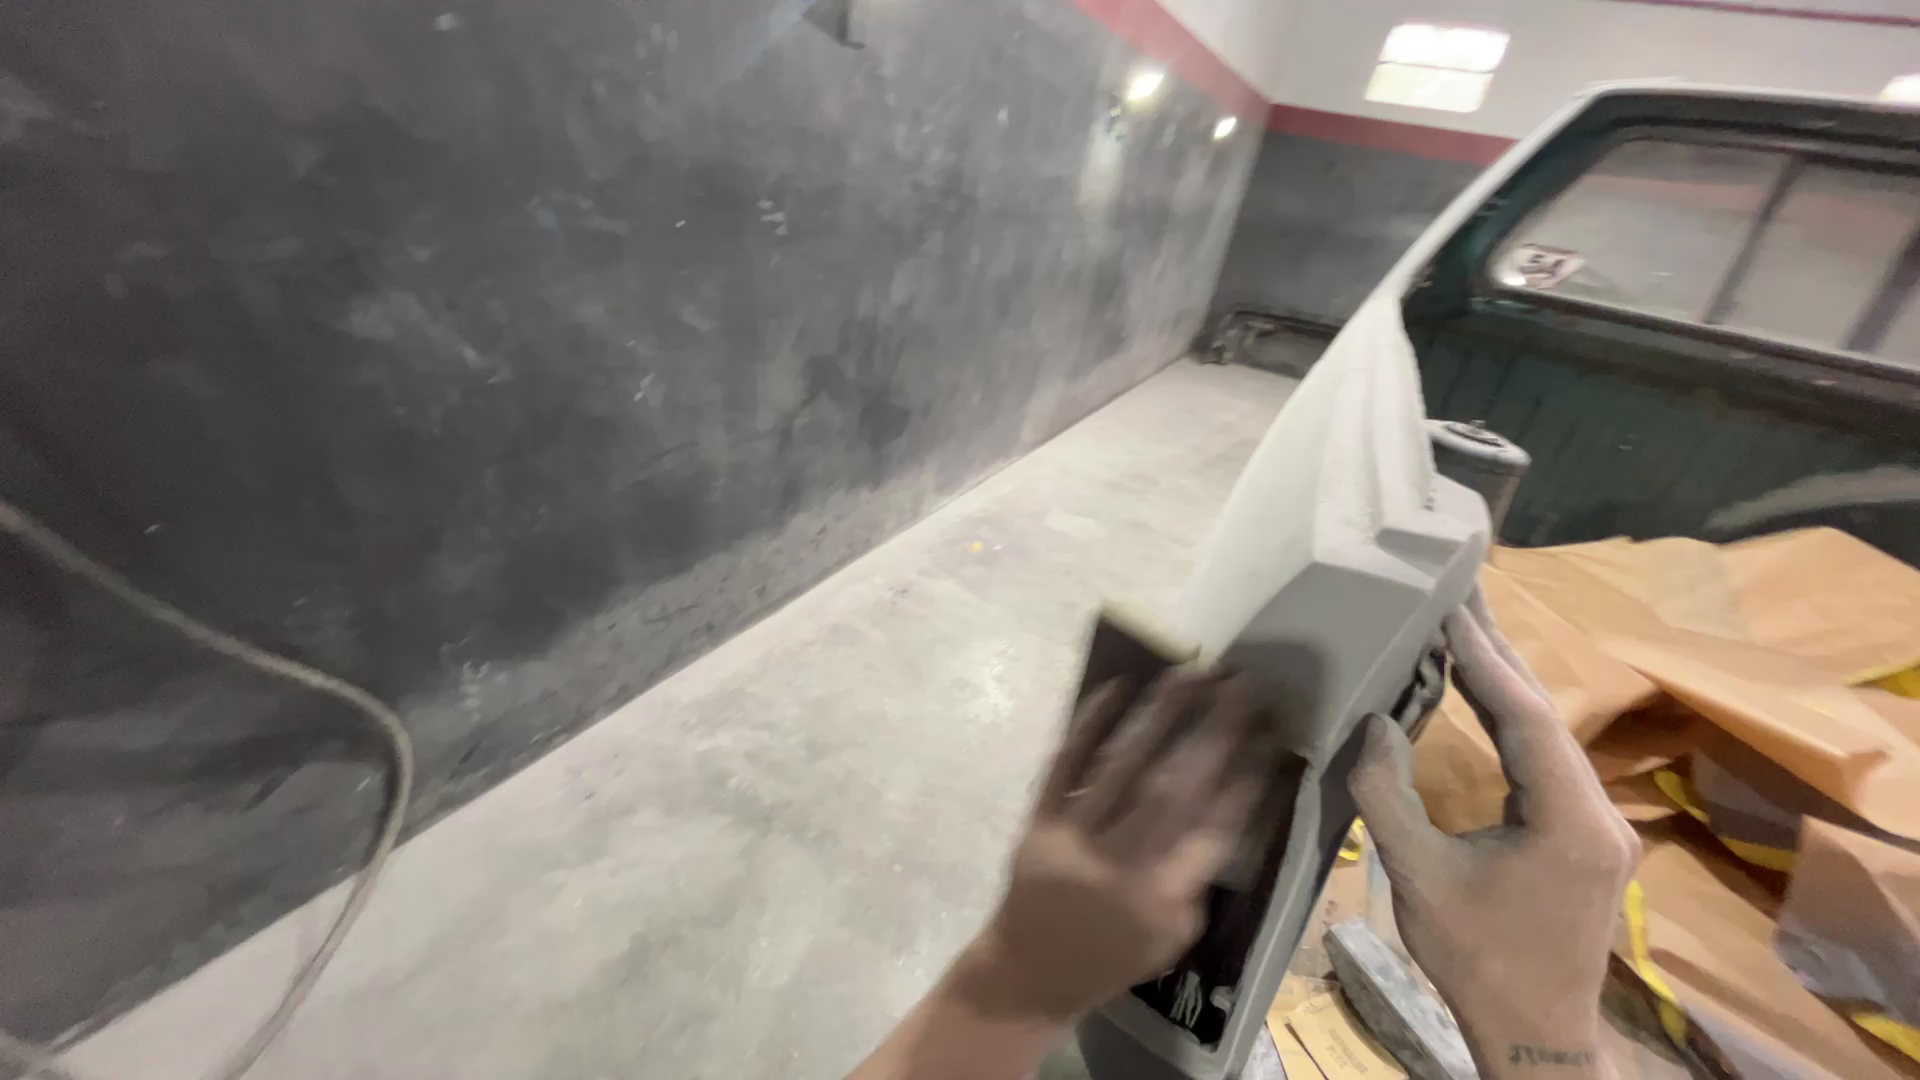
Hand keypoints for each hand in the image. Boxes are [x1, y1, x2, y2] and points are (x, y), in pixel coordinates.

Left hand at [957, 670, 1271, 1023]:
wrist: (1029, 970)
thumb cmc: (1113, 954)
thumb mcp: (1174, 934)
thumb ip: (1197, 874)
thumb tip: (1224, 800)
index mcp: (1165, 897)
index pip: (1218, 826)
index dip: (1249, 775)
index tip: (1272, 730)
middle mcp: (1123, 863)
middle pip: (1177, 784)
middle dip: (1215, 729)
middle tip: (1241, 684)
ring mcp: (1076, 835)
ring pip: (1125, 763)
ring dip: (1162, 713)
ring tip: (1192, 672)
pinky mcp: (1039, 816)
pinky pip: (1066, 760)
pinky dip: (1092, 721)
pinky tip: (1118, 685)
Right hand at [1348, 592, 1639, 1079]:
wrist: (1532, 1027)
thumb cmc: (1473, 955)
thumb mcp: (1416, 874)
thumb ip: (1387, 793)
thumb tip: (1372, 721)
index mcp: (1568, 821)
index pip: (1526, 719)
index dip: (1485, 660)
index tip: (1447, 610)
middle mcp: (1596, 810)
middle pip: (1545, 710)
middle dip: (1498, 647)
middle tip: (1458, 588)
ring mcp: (1594, 818)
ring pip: (1547, 726)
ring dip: (1503, 672)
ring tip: (1463, 619)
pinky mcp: (1579, 826)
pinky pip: (1542, 749)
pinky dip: (1506, 706)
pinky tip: (1479, 682)